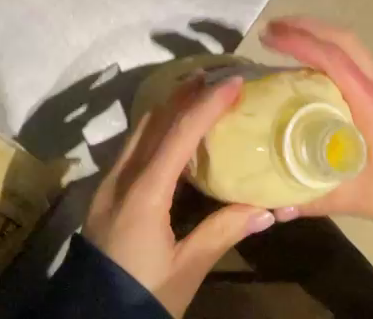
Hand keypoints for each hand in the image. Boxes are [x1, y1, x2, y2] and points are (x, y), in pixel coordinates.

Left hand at [84, 75, 276, 315]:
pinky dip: (155, 130)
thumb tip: (268, 208)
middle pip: (154, 121)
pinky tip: (172, 136)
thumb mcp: (186, 269)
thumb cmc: (142, 297)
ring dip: (168, 109)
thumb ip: (223, 232)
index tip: (234, 81)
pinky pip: (132, 148)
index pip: (180, 133)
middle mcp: (121, 177)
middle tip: (214, 76)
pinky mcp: (105, 195)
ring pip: (139, 131)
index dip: (208, 104)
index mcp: (144, 192)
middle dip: (184, 94)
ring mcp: (108, 184)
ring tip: (196, 95)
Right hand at [259, 17, 372, 226]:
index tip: (270, 38)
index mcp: (371, 104)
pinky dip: (330, 51)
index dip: (301, 43)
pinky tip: (312, 67)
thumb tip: (272, 206)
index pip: (334, 59)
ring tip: (286, 40)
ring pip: (352, 46)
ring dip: (320, 35)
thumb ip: (314, 200)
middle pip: (344, 40)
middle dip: (306, 27)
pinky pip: (356, 60)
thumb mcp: (358, 198)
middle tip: (272, 30)